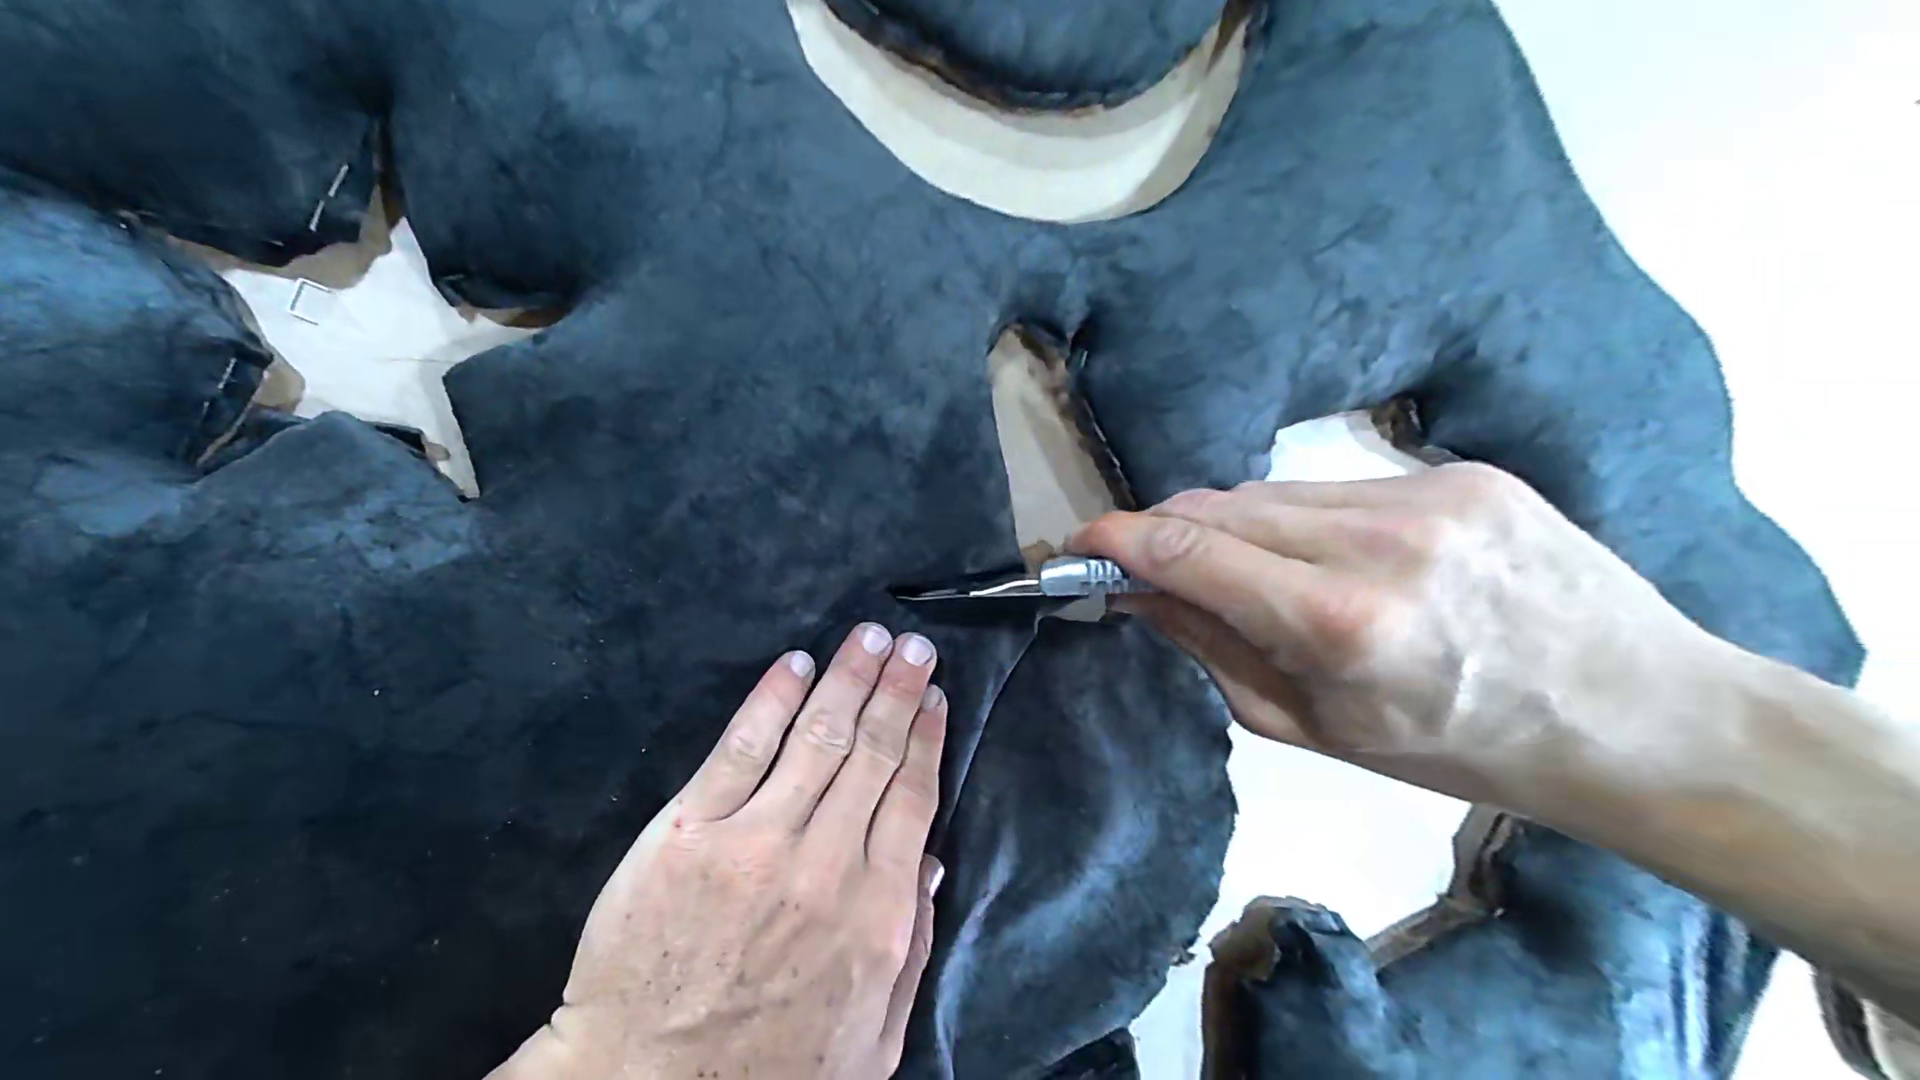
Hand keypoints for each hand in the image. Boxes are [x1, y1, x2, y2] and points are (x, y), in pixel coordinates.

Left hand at [491, 624, 948, 1079]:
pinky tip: (795, 666)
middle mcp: (824, 865)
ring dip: (848, 679)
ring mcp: (754, 841)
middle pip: (872, 753)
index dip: (926, 738)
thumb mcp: (873, 1040)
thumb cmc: (771, 1072)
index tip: (935, 697)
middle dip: (898, 690)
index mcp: (875, 913)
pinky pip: (740, 749)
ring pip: (817, 738)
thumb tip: (931, 861)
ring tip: (870, 638)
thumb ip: (914, 948)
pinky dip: (772, 701)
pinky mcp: (689, 832)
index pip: (911, 797)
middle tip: (914, 646)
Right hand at [1071, 463, 1728, 806]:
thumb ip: (1208, 647)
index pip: (1188, 550)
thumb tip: (1135, 592)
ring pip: (1268, 491)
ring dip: (1228, 525)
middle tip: (1144, 562)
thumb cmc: (1457, 748)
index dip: (1115, 538)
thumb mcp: (1309, 726)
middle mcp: (1378, 541)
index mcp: (1340, 624)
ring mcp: (1426, 494)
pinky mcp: (1458, 471)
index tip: (1077, 543)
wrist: (1638, 715)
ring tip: (1241, 568)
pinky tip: (1321, 555)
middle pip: (1219, 506)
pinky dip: (1293, 518)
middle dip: (1165, 531)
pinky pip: (1329, 486)